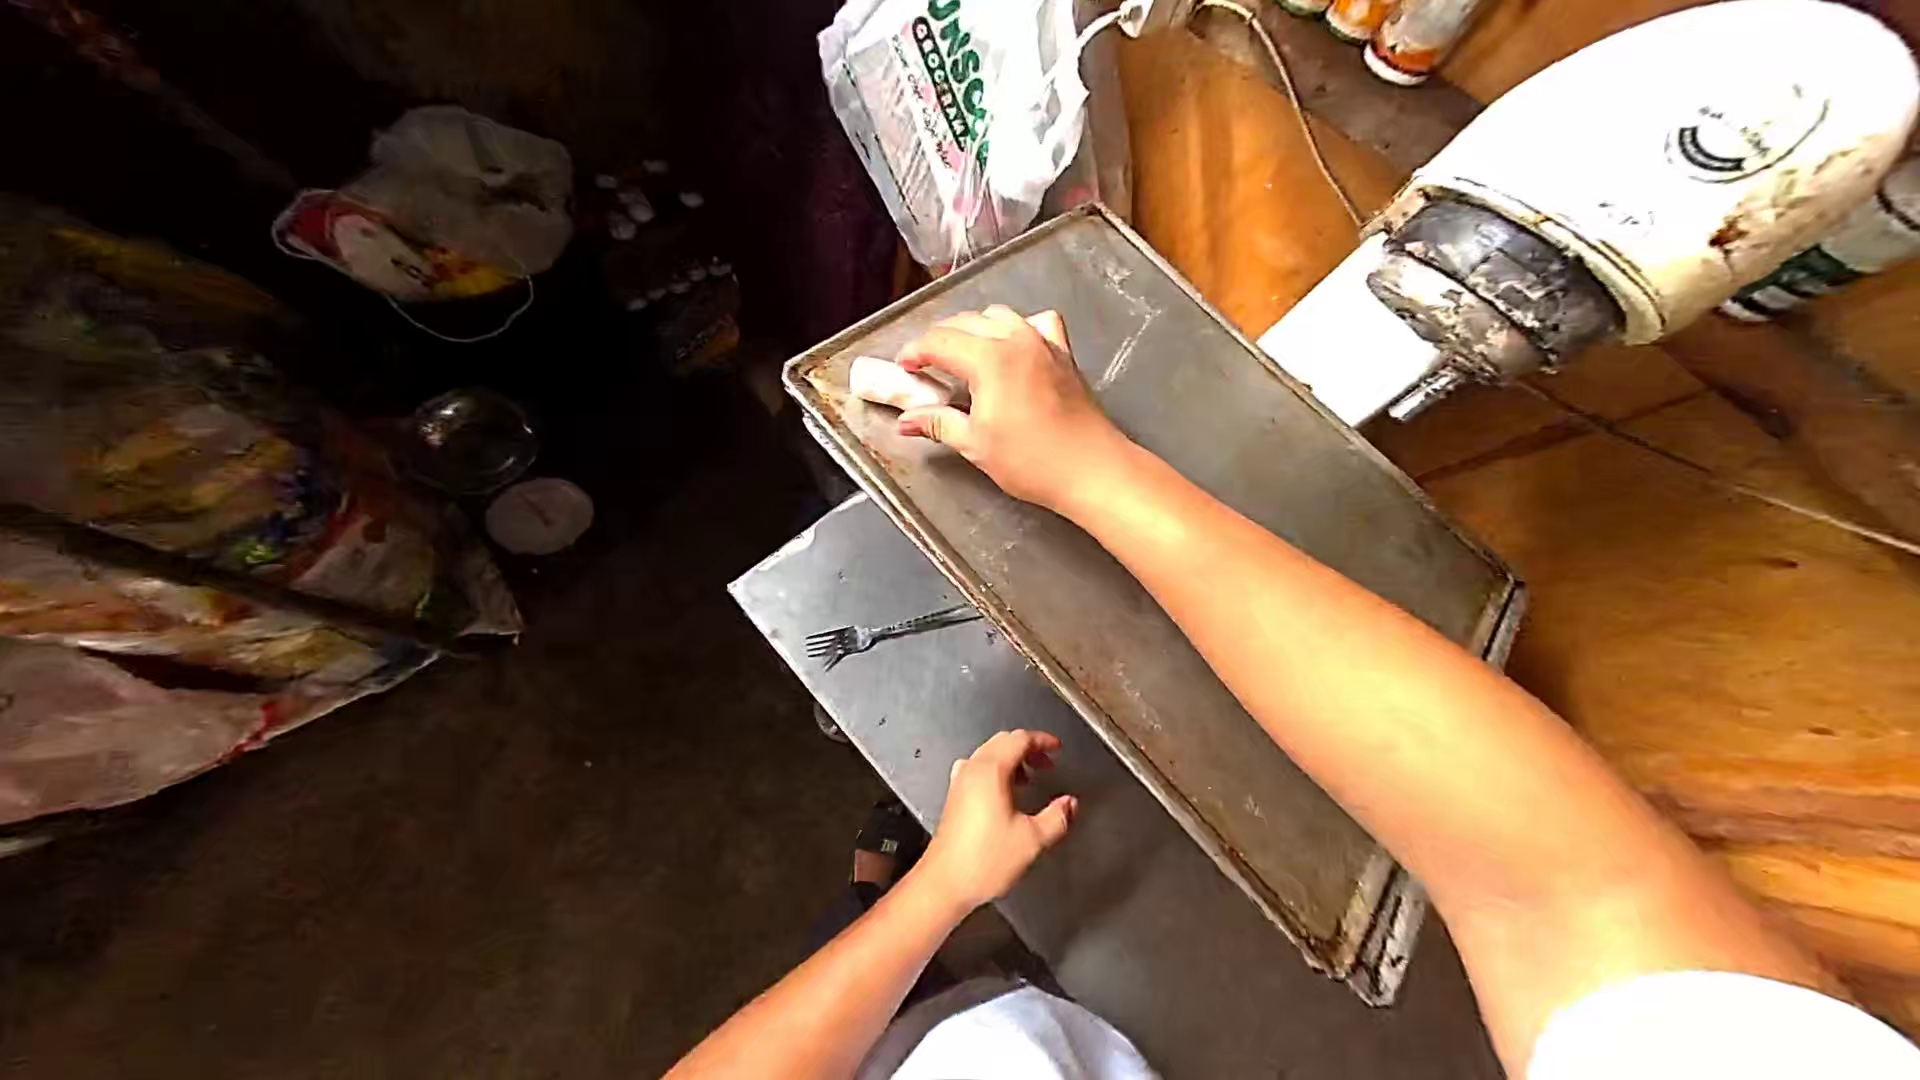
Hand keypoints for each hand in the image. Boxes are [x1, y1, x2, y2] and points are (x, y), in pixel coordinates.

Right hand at [895, 306, 1135, 514]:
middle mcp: (1016, 339)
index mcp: (989, 358)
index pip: (939, 341)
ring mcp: (1044, 342)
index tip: (904, 368)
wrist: (1090, 469)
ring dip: (974, 330)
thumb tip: (907, 421)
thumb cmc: (1031, 461)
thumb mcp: (975, 443)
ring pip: (998, 317)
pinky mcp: (1063, 354)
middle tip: (926, 368)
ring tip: (962, 358)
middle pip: (965, 323)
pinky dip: (1016, 329)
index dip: (915, 352)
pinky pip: (1035, 324)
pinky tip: (1011, 350)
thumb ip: (938, 423)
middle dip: (939, 341)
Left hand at [913, 729, 1077, 913]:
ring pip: (989, 753)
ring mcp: (960, 780)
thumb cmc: (986, 859)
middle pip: (1002, 741)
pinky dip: (997, 770)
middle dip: (1028, 748)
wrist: (945, 882)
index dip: (1041, 740)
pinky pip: (979, 768)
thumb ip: (1057, 817)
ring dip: (1012, 759)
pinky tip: (1007, 792)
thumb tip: (1071, 803)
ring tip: (1030, 777)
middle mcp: (972, 768)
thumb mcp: (1032, 839)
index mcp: (990, 770)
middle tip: (1047, 763)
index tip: (1057, 748)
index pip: (1018, 739)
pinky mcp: (955, 795)